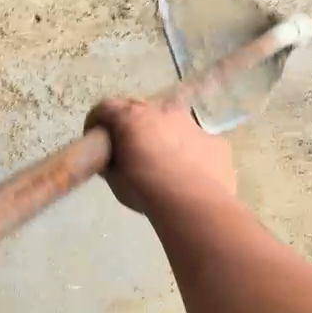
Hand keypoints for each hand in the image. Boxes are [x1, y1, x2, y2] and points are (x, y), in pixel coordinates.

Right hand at [87, 97, 237, 215]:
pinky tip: (188, 172)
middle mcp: (161, 111)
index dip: (96, 122)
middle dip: (130, 124)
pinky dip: (188, 150)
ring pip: (170, 121)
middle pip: (139, 109)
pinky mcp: (215, 141)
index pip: (104, 108)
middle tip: (128, 148)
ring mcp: (192, 124)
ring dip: (162, 134)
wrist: (194, 204)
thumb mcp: (113, 177)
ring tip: (161, 160)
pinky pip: (195, 140)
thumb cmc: (144, 188)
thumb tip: (112, 159)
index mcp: (130, 117)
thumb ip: (111, 160)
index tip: (96, 139)